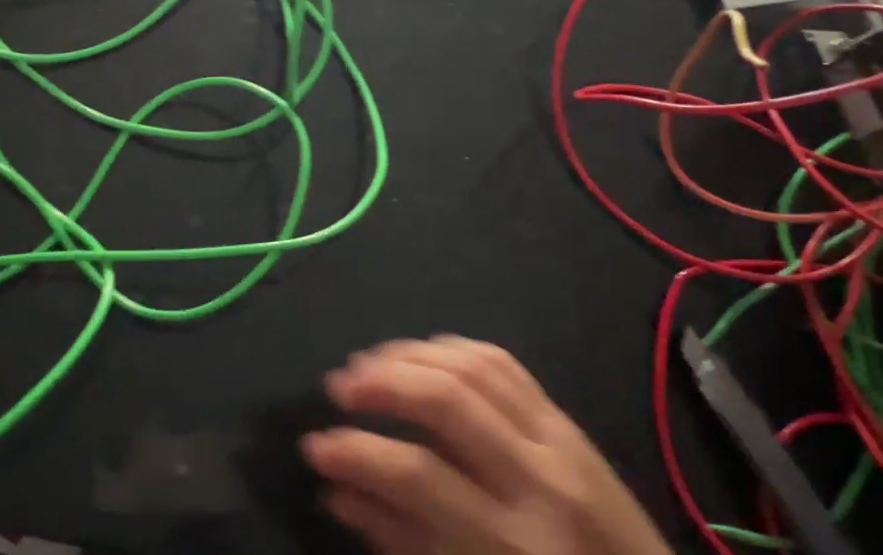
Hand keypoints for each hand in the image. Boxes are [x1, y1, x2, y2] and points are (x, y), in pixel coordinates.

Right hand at [301, 336, 672, 554]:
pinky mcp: (567, 420)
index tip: (315, 444)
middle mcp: (536, 481)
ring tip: (370, 362)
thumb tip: (337, 489)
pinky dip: (454, 348)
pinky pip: (504, 363)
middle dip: (382, 382)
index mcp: (509, 543)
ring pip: (474, 368)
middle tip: (340, 385)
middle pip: (447, 401)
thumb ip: (402, 541)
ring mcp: (558, 442)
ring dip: (412, 356)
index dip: (355, 452)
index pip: (416, 475)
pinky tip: (423, 356)